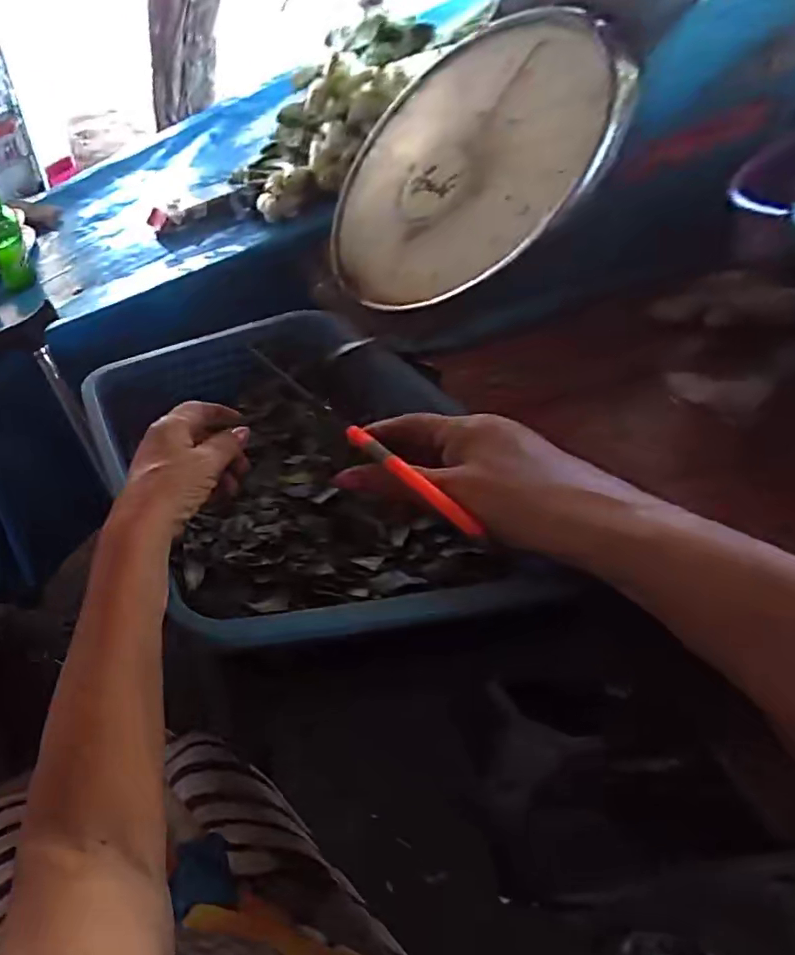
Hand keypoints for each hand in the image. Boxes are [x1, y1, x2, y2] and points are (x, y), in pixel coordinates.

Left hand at [112, 401, 249, 540]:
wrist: (143, 520)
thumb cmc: (171, 486)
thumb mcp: (208, 461)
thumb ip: (227, 444)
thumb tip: (239, 433)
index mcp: (169, 427)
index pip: (197, 409)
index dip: (221, 414)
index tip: (241, 422)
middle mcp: (159, 441)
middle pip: (198, 436)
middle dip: (225, 450)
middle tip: (243, 464)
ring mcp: (157, 464)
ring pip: (195, 460)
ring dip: (218, 470)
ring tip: (233, 486)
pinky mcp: (157, 485)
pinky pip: (186, 478)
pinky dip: (204, 483)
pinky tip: (218, 496)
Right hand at [334, 413, 655, 560]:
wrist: (614, 530)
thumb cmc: (523, 502)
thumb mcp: (449, 493)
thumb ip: (394, 483)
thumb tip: (341, 476)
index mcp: (469, 427)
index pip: (407, 424)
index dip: (373, 436)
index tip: (342, 452)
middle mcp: (490, 432)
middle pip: (427, 443)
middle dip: (395, 463)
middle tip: (366, 487)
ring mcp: (512, 454)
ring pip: (448, 463)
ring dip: (422, 481)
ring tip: (401, 505)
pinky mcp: (527, 476)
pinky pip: (470, 477)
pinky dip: (449, 491)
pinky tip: (447, 512)